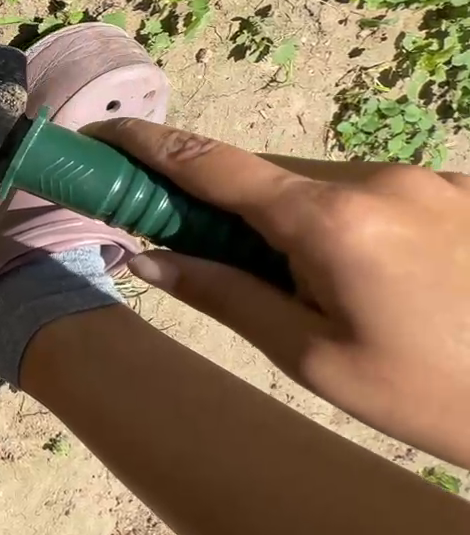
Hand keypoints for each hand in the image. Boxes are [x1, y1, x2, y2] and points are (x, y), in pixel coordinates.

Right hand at [86, 118, 469, 466]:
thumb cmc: (444, 398)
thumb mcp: (315, 359)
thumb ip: (222, 295)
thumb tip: (141, 257)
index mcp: (331, 220)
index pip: (209, 163)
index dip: (145, 144)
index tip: (98, 136)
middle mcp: (382, 182)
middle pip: (266, 173)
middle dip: (227, 202)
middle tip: (214, 252)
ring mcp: (437, 184)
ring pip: (321, 183)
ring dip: (291, 213)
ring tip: (321, 282)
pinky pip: (375, 193)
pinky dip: (347, 219)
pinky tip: (385, 276)